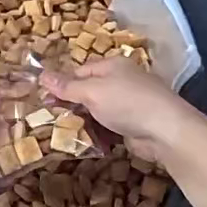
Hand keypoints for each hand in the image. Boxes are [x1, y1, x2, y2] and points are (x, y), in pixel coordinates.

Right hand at [42, 59, 193, 163]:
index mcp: (112, 66)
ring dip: (84, 120)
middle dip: (71, 104)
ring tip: (65, 132)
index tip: (44, 100)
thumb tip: (41, 75)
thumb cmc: (126, 103)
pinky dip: (98, 132)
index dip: (62, 84)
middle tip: (52, 118)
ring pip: (98, 110)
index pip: (79, 71)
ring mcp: (128, 103)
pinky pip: (109, 125)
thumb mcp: (92, 92)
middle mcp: (121, 81)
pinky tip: (87, 141)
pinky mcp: (133, 124)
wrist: (165, 131)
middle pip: (88, 90)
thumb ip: (67, 86)